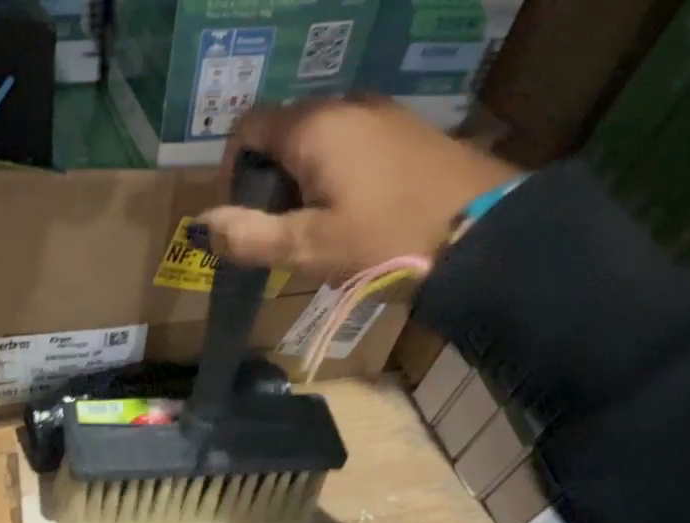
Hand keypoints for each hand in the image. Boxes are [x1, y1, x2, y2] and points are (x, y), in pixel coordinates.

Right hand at [198, 97, 519, 278]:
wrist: (488, 237)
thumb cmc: (386, 241)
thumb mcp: (308, 249)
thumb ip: (249, 236)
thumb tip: (201, 225)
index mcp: (313, 126)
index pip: (248, 127)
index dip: (231, 170)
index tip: (241, 216)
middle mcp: (347, 106)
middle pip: (285, 134)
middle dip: (270, 181)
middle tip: (280, 234)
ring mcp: (385, 115)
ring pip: (322, 142)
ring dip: (306, 182)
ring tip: (320, 232)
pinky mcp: (413, 134)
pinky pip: (356, 147)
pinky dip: (340, 177)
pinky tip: (357, 218)